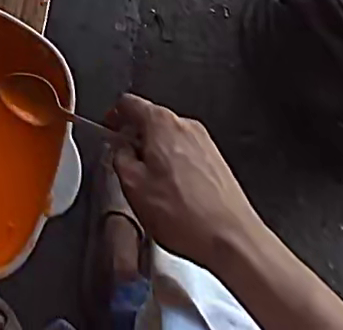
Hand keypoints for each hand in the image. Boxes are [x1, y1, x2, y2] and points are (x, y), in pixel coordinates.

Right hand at [105, 94, 266, 270]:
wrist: (232, 240)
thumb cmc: (185, 215)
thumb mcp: (133, 186)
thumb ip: (119, 157)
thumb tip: (119, 149)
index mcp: (160, 122)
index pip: (129, 103)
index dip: (114, 115)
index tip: (110, 128)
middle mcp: (184, 125)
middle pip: (151, 119)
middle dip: (136, 137)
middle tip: (126, 162)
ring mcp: (204, 142)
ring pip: (170, 138)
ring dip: (156, 153)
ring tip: (152, 186)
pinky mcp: (216, 162)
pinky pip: (187, 153)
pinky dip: (176, 165)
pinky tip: (174, 194)